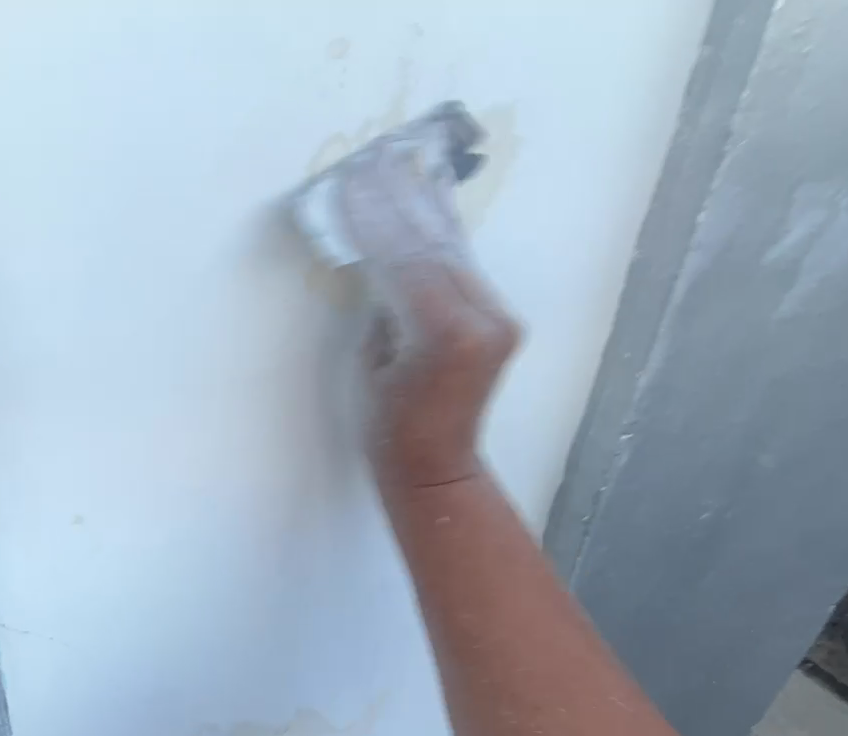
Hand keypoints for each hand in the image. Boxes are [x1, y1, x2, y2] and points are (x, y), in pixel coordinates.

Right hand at [312, 108, 521, 488]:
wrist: (436, 465)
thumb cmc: (388, 431)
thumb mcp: (371, 367)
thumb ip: (385, 311)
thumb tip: (386, 265)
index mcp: (447, 336)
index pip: (408, 261)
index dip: (375, 220)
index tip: (350, 181)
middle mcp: (484, 317)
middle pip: (436, 246)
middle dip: (399, 200)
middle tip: (372, 159)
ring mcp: (497, 314)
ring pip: (453, 249)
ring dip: (421, 206)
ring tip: (399, 164)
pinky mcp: (498, 316)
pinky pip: (462, 266)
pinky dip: (439, 232)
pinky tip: (429, 202)